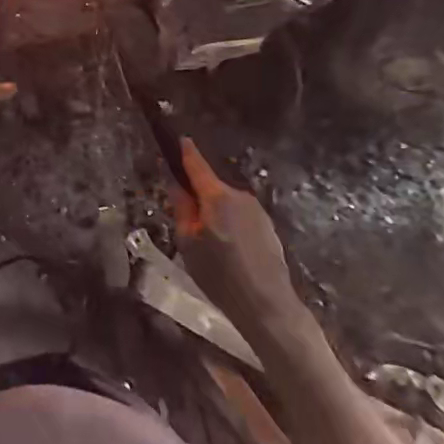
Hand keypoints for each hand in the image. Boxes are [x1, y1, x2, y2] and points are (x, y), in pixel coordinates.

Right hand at [172, 136, 296, 322]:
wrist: (267, 306)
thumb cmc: (219, 274)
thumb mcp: (187, 241)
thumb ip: (181, 208)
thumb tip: (176, 184)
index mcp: (217, 196)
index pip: (196, 164)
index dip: (185, 151)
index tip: (178, 138)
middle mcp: (240, 196)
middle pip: (210, 187)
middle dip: (197, 196)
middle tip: (185, 222)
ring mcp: (257, 211)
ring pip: (225, 203)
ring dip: (214, 213)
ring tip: (207, 244)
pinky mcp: (267, 227)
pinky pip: (239, 216)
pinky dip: (228, 225)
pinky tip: (226, 251)